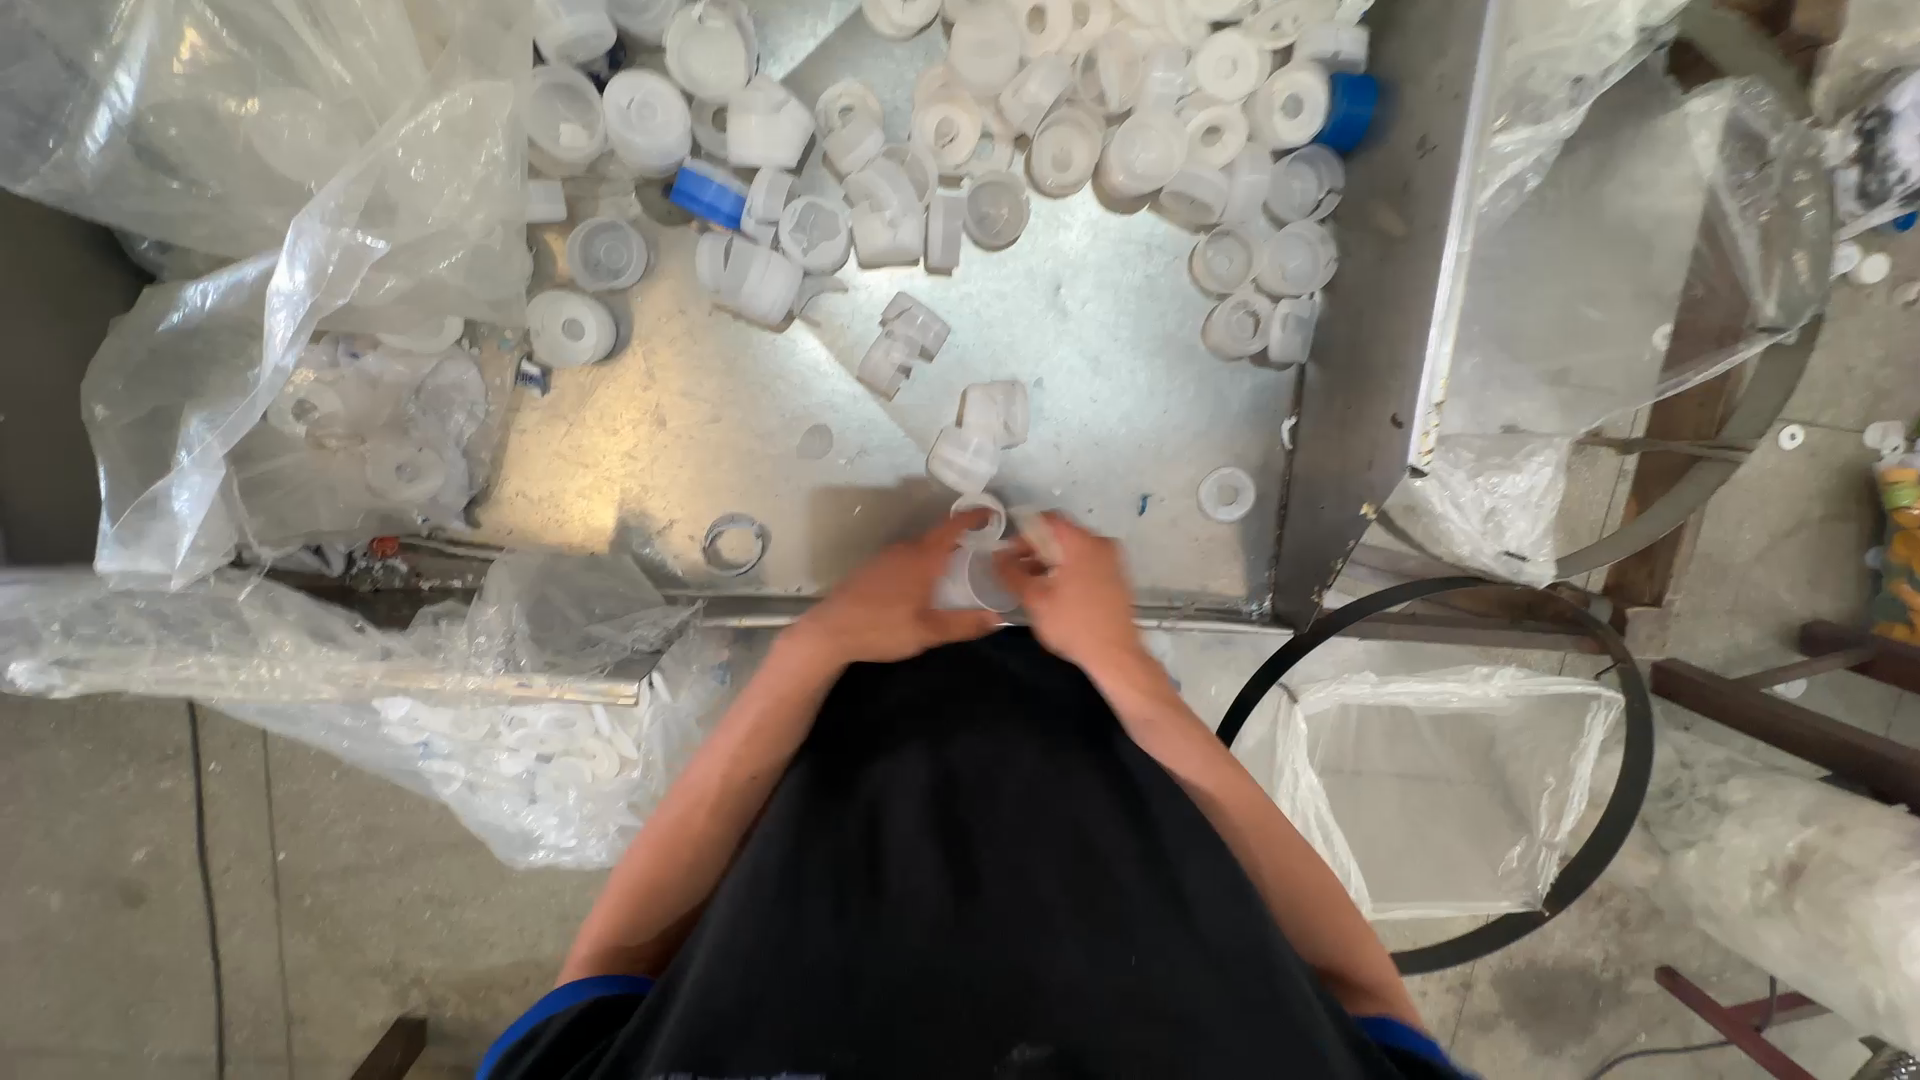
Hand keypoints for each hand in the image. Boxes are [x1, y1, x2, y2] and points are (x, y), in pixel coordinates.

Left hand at [784, 513, 1002, 666]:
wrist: (830, 631)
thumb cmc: (882, 628)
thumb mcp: (927, 632)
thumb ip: (963, 624)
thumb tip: (997, 618)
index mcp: (922, 559)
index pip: (952, 528)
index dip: (973, 517)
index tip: (992, 514)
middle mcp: (904, 550)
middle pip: (937, 536)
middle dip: (960, 539)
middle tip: (980, 551)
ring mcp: (885, 557)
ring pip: (920, 547)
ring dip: (939, 552)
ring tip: (955, 569)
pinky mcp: (872, 568)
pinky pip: (905, 557)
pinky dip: (921, 562)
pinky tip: (922, 585)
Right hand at [994, 513, 1146, 674]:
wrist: (1115, 654)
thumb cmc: (1073, 624)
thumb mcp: (1035, 599)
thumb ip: (1011, 573)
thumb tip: (997, 557)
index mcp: (1082, 542)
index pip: (1048, 519)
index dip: (1024, 532)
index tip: (1009, 552)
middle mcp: (1101, 543)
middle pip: (1061, 534)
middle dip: (1035, 548)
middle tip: (1016, 569)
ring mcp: (1113, 560)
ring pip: (1074, 549)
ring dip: (1050, 560)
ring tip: (1031, 582)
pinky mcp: (1117, 576)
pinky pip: (1087, 561)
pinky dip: (1068, 568)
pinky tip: (1054, 590)